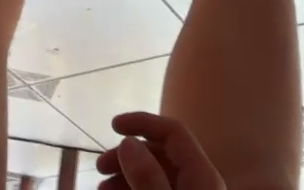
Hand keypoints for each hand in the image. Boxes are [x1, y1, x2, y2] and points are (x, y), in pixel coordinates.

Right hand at [94, 112, 225, 189]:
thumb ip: (147, 178)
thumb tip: (128, 141)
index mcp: (203, 175)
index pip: (173, 130)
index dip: (142, 121)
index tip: (112, 126)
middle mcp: (200, 183)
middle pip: (162, 154)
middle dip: (127, 155)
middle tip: (100, 167)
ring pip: (157, 176)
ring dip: (127, 176)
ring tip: (101, 188)